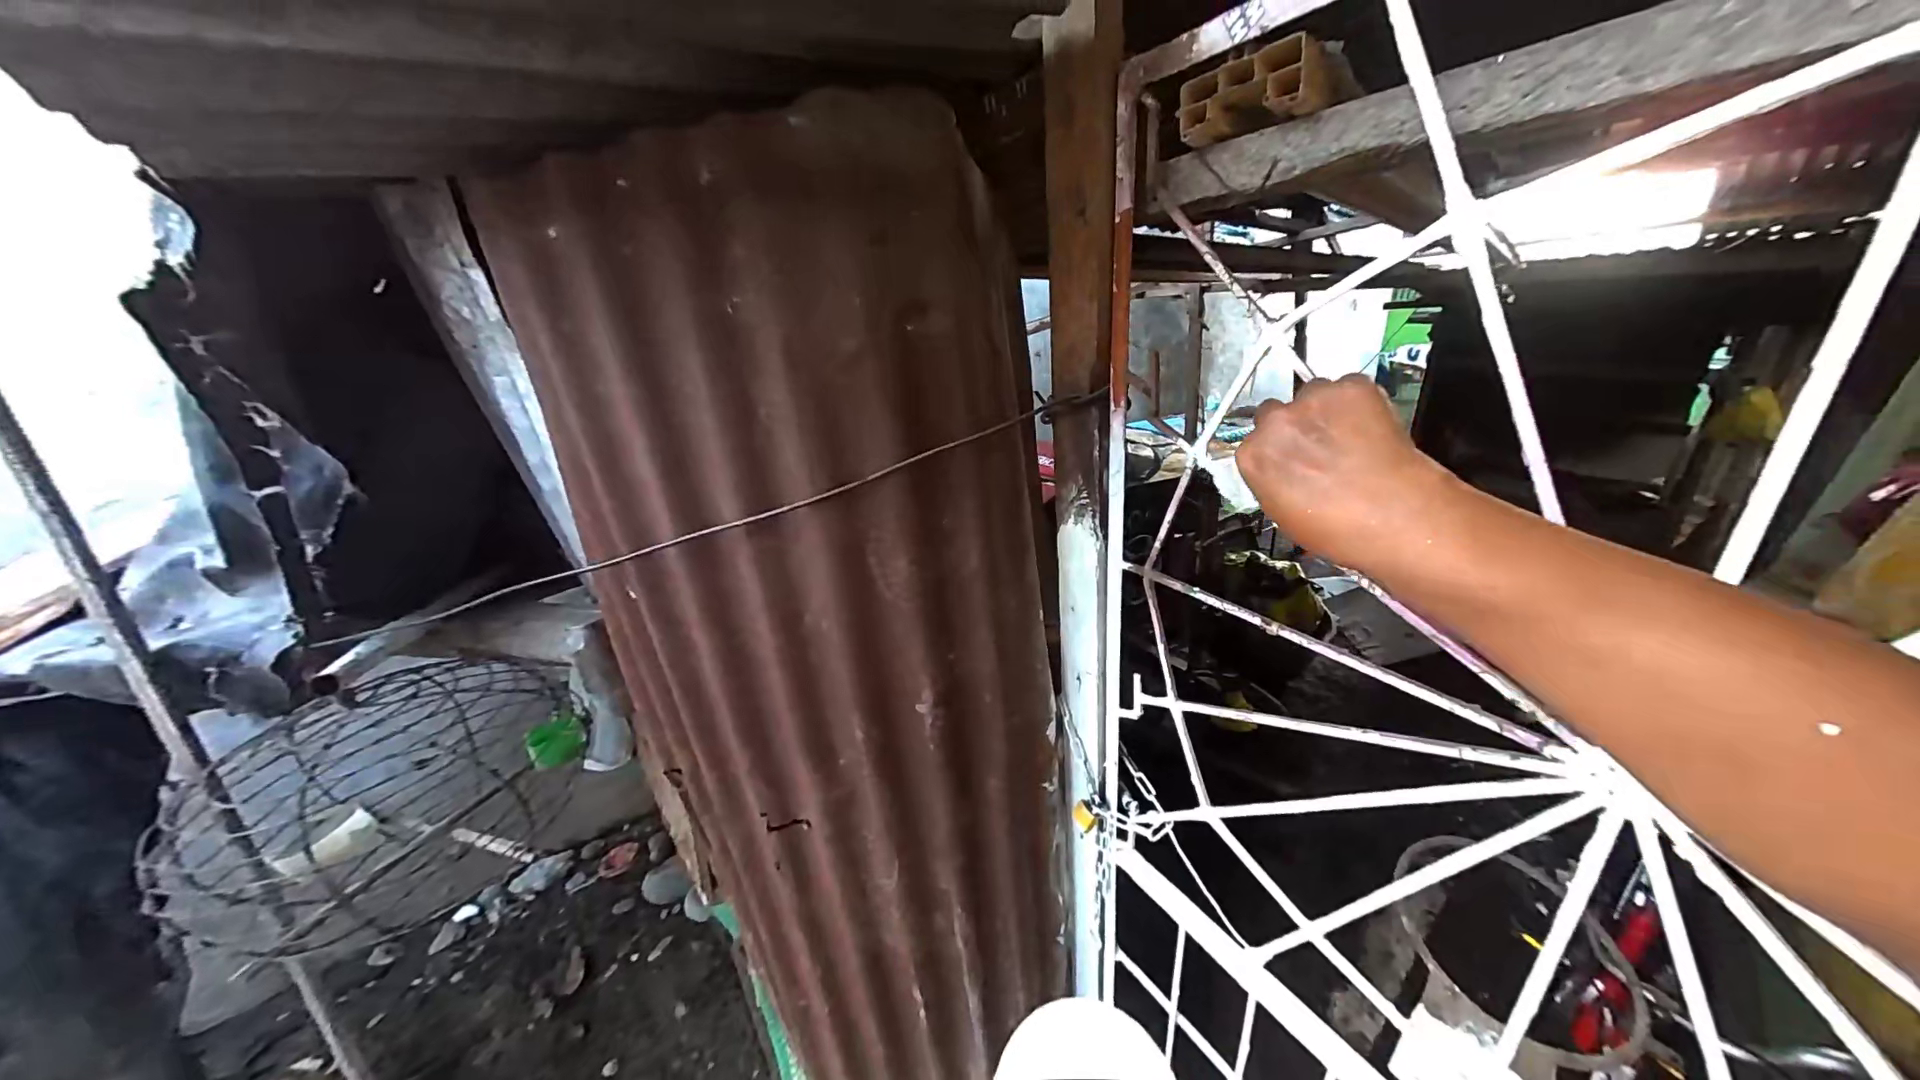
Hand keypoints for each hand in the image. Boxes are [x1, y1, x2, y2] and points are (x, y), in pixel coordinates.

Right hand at [1235, 375, 1457, 571]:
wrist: (1395, 514)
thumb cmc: (1339, 526)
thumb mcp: (1281, 512)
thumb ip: (1270, 478)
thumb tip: (1281, 469)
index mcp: (1252, 455)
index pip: (1254, 440)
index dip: (1276, 449)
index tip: (1290, 458)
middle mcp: (1275, 422)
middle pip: (1276, 412)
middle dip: (1294, 426)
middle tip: (1318, 447)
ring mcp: (1313, 400)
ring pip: (1312, 394)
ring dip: (1325, 410)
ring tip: (1347, 438)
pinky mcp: (1352, 387)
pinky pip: (1349, 386)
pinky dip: (1358, 402)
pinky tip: (1368, 428)